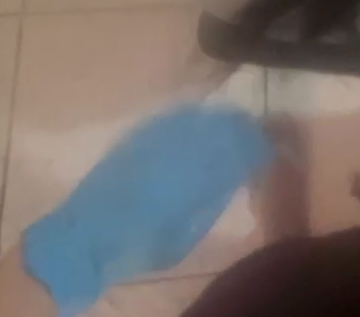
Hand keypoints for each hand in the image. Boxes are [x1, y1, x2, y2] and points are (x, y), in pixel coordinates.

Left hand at [21, 105, 271, 311]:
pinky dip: (199, 117)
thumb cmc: (140, 244)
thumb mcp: (186, 233)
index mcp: (197, 174)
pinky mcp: (144, 130)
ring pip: (206, 115)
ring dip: (226, 119)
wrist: (85, 236)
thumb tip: (241, 172)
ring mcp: (162, 133)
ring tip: (237, 126)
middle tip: (260, 135)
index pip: (242, 148)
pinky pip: (181, 114)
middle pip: (227, 125)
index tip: (274, 149)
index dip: (262, 145)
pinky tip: (204, 122)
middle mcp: (183, 145)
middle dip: (248, 128)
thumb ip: (215, 197)